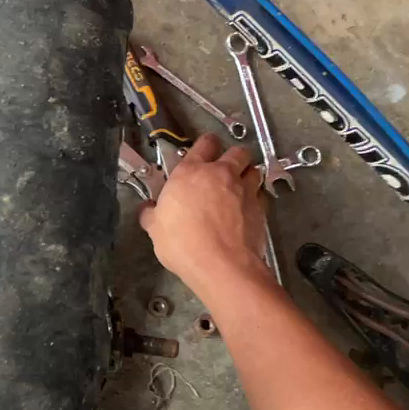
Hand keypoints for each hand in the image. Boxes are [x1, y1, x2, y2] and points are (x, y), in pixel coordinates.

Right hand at [137, 136, 271, 292]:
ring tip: (239, 187)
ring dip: (248, 175)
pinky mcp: (261, 209)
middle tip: (226, 170)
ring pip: (254, 170)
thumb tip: (147, 210)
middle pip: (237, 152)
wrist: (221, 265)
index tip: (204, 152)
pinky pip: (262, 195)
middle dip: (234, 157)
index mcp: (191, 172)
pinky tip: (247, 210)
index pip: (204, 144)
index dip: (206, 145)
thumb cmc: (182, 242)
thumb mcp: (155, 229)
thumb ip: (152, 214)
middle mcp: (221, 174)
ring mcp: (244, 190)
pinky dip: (256, 198)